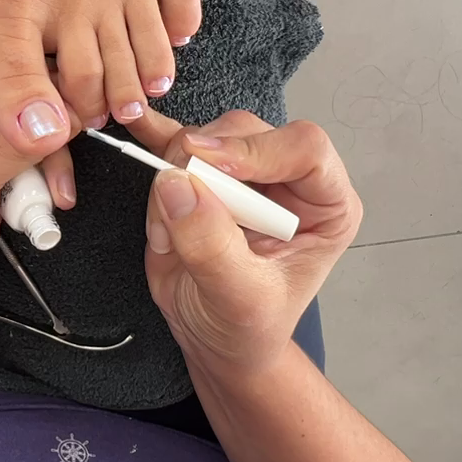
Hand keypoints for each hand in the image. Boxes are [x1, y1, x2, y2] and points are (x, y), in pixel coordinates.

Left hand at [0, 47, 77, 310]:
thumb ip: (15, 142)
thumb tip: (61, 115)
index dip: (35, 73)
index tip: (72, 92)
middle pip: (25, 92)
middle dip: (51, 122)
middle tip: (74, 141)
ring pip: (39, 126)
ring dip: (53, 159)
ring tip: (54, 191)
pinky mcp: (1, 166)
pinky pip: (39, 157)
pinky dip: (49, 177)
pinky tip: (51, 201)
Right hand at [128, 110, 361, 377]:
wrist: (214, 336)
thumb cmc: (245, 326)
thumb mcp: (239, 300)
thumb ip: (213, 247)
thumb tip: (179, 185)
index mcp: (323, 205)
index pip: (303, 148)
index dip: (255, 151)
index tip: (210, 166)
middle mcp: (285, 179)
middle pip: (243, 133)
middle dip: (203, 164)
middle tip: (178, 202)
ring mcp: (239, 171)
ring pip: (201, 136)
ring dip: (173, 174)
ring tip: (170, 231)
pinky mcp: (199, 171)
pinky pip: (172, 139)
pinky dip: (153, 135)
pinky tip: (137, 125)